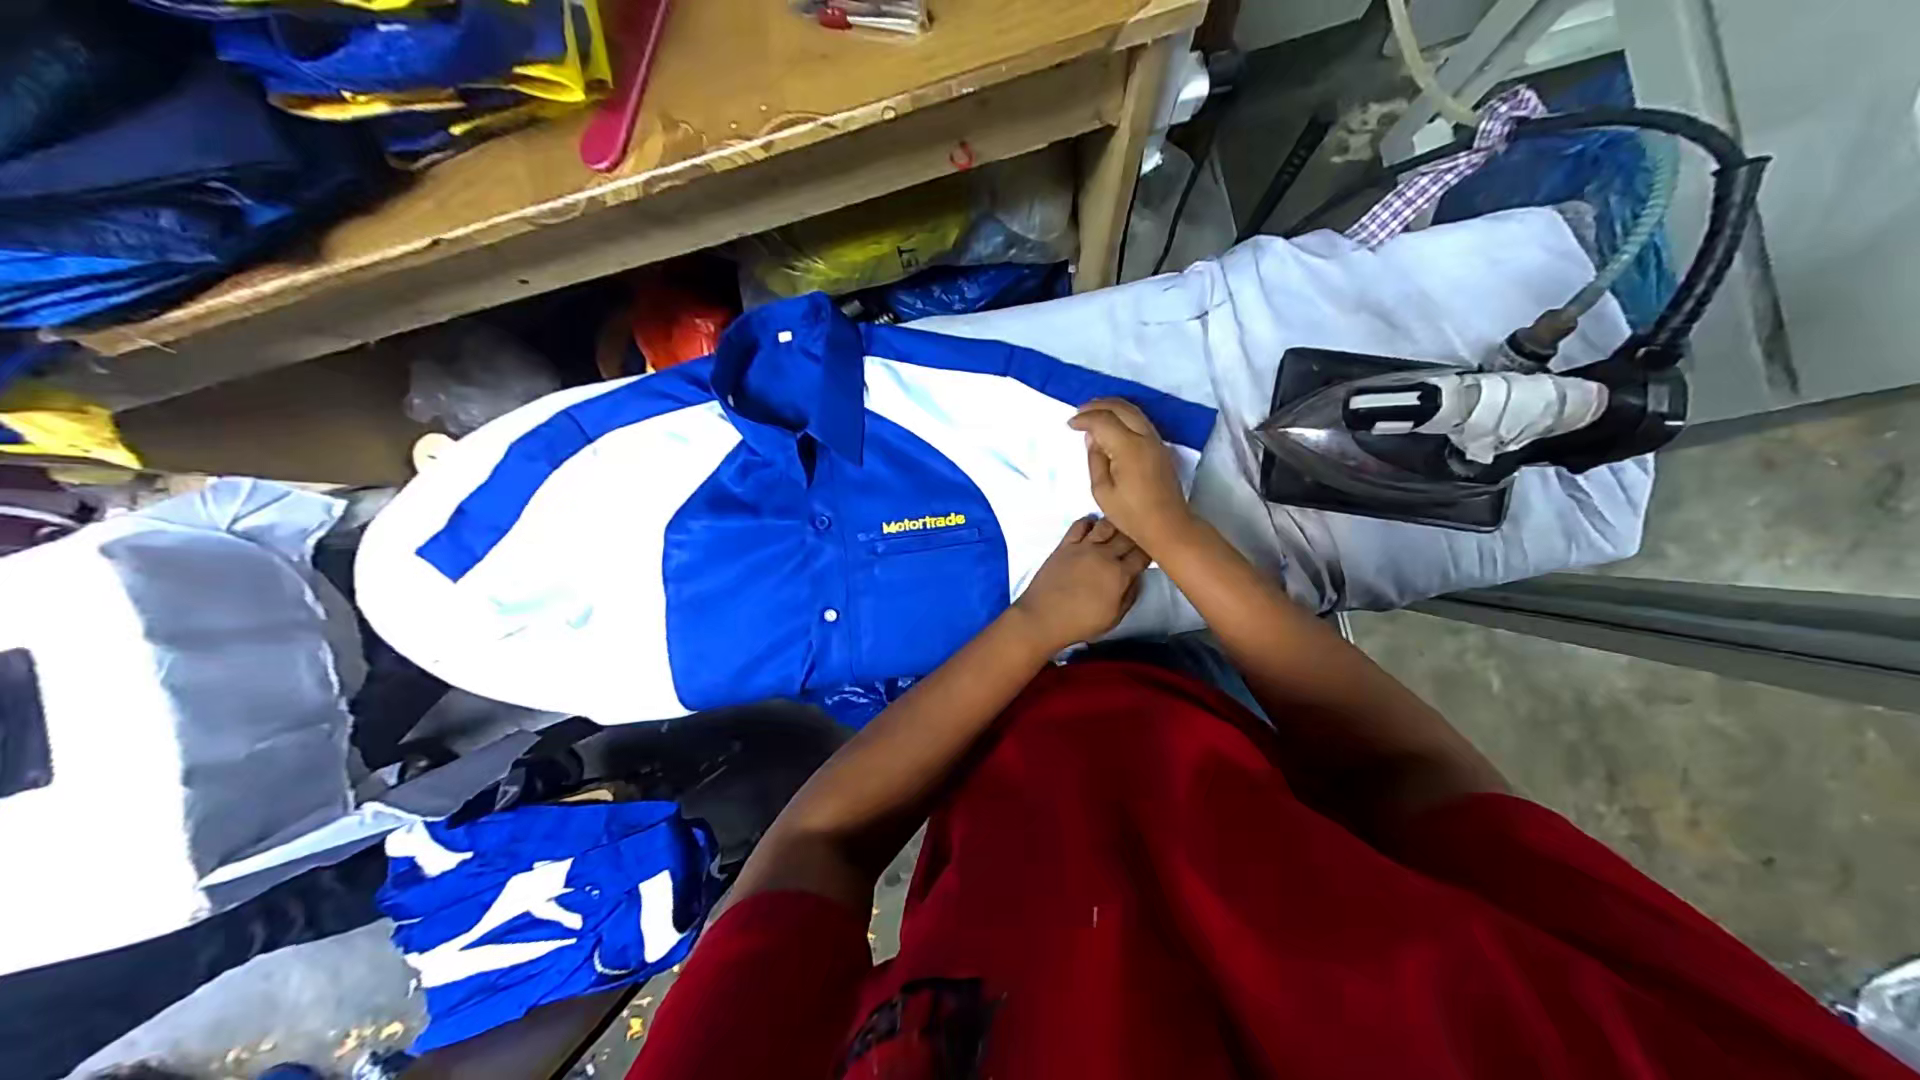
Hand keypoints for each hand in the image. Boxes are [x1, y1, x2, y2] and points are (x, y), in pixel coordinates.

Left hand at [1010, 516, 1150, 652]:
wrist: (1043, 618)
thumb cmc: (1080, 623)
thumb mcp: (1114, 618)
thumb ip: (1130, 595)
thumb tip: (1137, 577)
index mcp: (1120, 574)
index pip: (1143, 553)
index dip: (1150, 549)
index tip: (1152, 550)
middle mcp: (1104, 555)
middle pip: (1128, 535)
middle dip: (1137, 533)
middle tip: (1139, 536)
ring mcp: (1083, 546)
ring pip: (1106, 524)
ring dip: (1116, 524)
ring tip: (1119, 528)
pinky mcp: (1065, 544)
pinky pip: (1080, 524)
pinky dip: (1090, 522)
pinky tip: (1094, 526)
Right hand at [1068, 398, 1196, 554]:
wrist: (1167, 524)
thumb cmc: (1131, 514)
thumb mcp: (1102, 490)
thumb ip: (1095, 459)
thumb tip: (1093, 437)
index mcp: (1129, 448)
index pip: (1103, 421)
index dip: (1084, 419)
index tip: (1070, 424)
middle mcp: (1145, 438)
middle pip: (1121, 408)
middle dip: (1098, 405)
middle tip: (1079, 411)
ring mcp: (1156, 441)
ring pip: (1133, 411)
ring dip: (1112, 407)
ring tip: (1093, 412)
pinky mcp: (1160, 447)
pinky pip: (1140, 420)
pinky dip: (1123, 415)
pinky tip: (1111, 423)